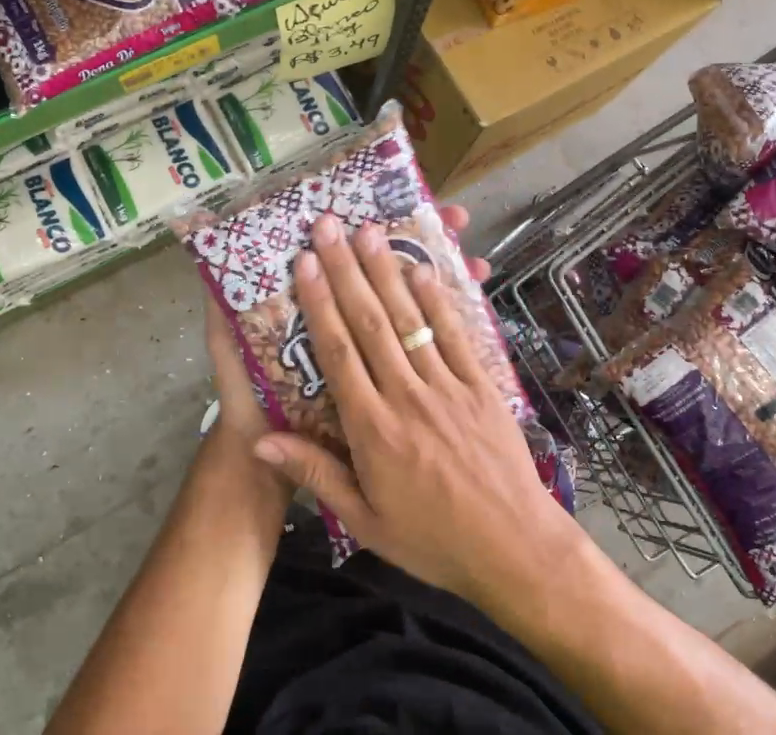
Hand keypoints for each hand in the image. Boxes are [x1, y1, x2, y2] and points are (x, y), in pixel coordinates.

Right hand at [253, 213, 585, 608]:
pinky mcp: (482, 387)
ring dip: (388, 273)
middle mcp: (408, 396)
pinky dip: (438, 301)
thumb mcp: (365, 520)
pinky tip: (423, 270)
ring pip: (411, 320)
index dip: (320, 303)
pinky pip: (456, 336)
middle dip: (348, 271)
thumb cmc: (433, 540)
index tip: (306, 263)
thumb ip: (315, 474)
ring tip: (369, 232)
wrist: (515, 549)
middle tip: (329, 226)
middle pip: (371, 323)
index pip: (339, 353)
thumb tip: (260, 444)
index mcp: (373, 429)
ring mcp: (449, 387)